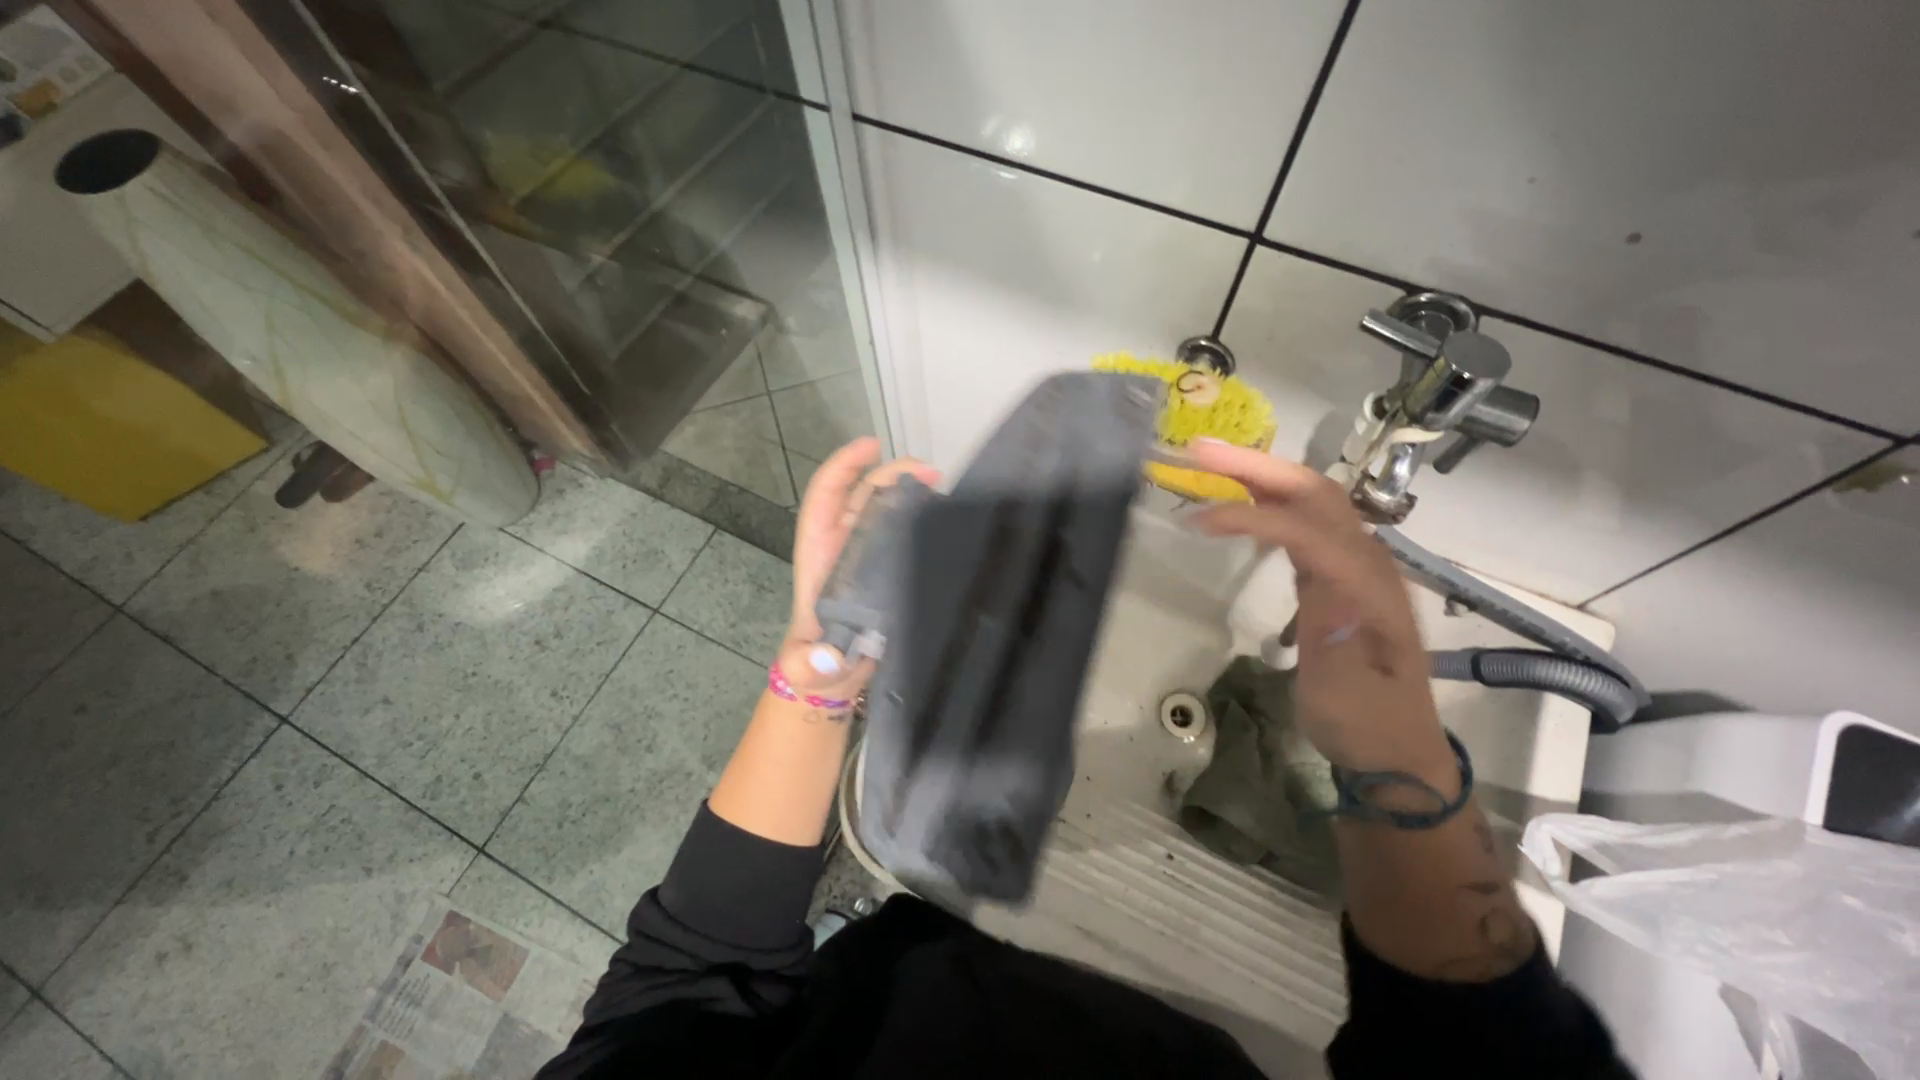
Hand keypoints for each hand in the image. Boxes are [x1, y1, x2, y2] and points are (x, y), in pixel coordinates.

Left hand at [780, 436, 939, 694]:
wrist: (833, 684)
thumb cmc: (817, 667)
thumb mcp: (811, 667)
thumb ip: (814, 664)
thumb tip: (826, 657)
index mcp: (820, 556)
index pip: (825, 500)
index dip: (843, 468)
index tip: (871, 446)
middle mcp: (844, 548)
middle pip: (864, 496)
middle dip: (892, 475)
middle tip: (930, 472)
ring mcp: (869, 557)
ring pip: (888, 511)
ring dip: (912, 493)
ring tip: (944, 486)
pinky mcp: (891, 572)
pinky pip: (906, 536)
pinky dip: (924, 521)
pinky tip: (949, 518)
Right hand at [1183, 440, 1452, 782]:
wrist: (1398, 750)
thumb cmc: (1367, 725)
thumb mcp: (1348, 699)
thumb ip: (1339, 645)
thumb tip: (1323, 593)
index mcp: (1370, 589)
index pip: (1309, 530)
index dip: (1253, 517)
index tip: (1197, 520)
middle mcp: (1368, 563)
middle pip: (1315, 493)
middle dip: (1257, 466)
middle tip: (1199, 451)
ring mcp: (1356, 567)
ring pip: (1310, 501)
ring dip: (1260, 477)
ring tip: (1208, 464)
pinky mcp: (1340, 577)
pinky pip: (1305, 524)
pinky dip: (1268, 505)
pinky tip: (1238, 510)